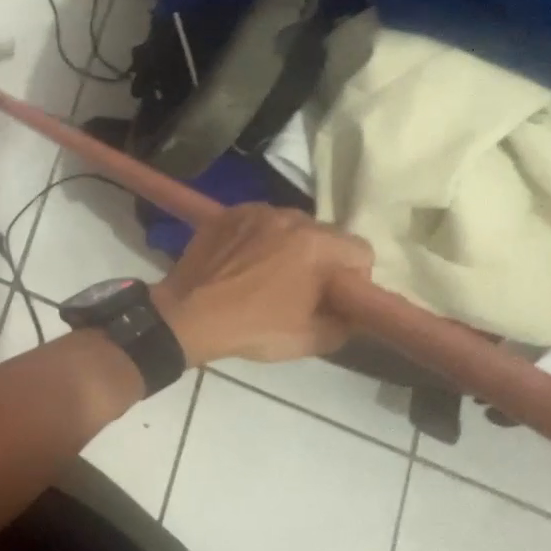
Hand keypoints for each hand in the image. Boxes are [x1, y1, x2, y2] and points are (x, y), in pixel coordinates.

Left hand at [150, 204, 371, 367]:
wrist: (189, 314)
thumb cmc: (255, 327)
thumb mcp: (318, 337)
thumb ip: (348, 318)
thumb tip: (350, 307)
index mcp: (315, 244)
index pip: (360, 250)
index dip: (355, 276)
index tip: (336, 296)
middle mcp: (286, 217)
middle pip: (324, 233)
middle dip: (322, 257)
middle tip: (305, 285)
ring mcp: (251, 212)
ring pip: (289, 224)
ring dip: (290, 243)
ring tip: (271, 271)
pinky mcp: (223, 215)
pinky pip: (257, 221)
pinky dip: (259, 236)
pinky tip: (246, 259)